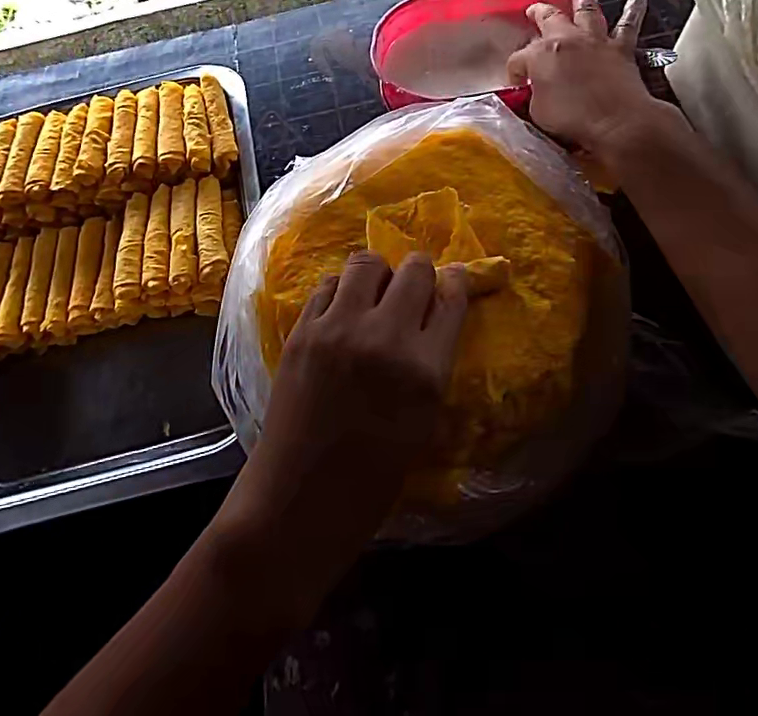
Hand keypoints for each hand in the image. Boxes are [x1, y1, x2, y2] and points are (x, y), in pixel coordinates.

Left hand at [215, 252, 469, 594]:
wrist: (300, 494)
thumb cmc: (373, 475)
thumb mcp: (424, 421)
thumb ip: (431, 363)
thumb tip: (433, 317)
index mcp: (424, 369)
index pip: (451, 298)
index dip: (456, 284)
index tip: (452, 282)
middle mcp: (383, 337)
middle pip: (413, 269)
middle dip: (421, 272)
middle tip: (414, 285)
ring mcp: (335, 329)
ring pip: (365, 263)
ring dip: (377, 274)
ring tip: (374, 294)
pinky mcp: (301, 330)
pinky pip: (326, 285)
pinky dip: (339, 291)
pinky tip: (340, 312)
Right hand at [506, 0, 670, 160]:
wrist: (618, 122)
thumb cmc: (571, 119)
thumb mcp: (537, 109)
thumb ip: (534, 93)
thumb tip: (535, 88)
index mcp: (539, 55)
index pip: (518, 59)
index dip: (514, 72)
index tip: (517, 85)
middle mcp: (566, 40)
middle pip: (548, 19)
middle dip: (539, 13)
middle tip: (533, 9)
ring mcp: (595, 41)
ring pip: (586, 10)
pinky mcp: (621, 49)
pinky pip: (627, 25)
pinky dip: (632, 10)